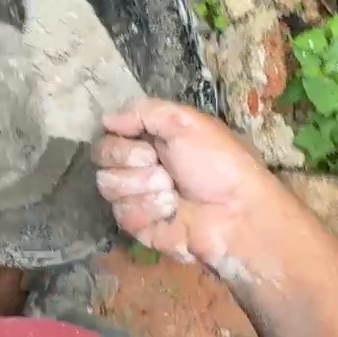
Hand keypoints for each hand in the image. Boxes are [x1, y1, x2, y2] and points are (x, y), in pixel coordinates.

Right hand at [92, 98, 290, 282]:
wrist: (236, 214)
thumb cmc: (219, 164)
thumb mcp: (187, 123)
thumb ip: (144, 111)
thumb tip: (106, 120)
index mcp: (149, 139)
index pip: (107, 133)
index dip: (121, 138)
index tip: (145, 142)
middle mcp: (137, 165)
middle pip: (101, 157)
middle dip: (132, 160)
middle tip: (162, 166)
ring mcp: (134, 196)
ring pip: (108, 185)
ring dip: (143, 186)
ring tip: (172, 191)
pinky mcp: (137, 225)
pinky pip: (122, 213)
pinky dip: (149, 209)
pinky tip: (171, 210)